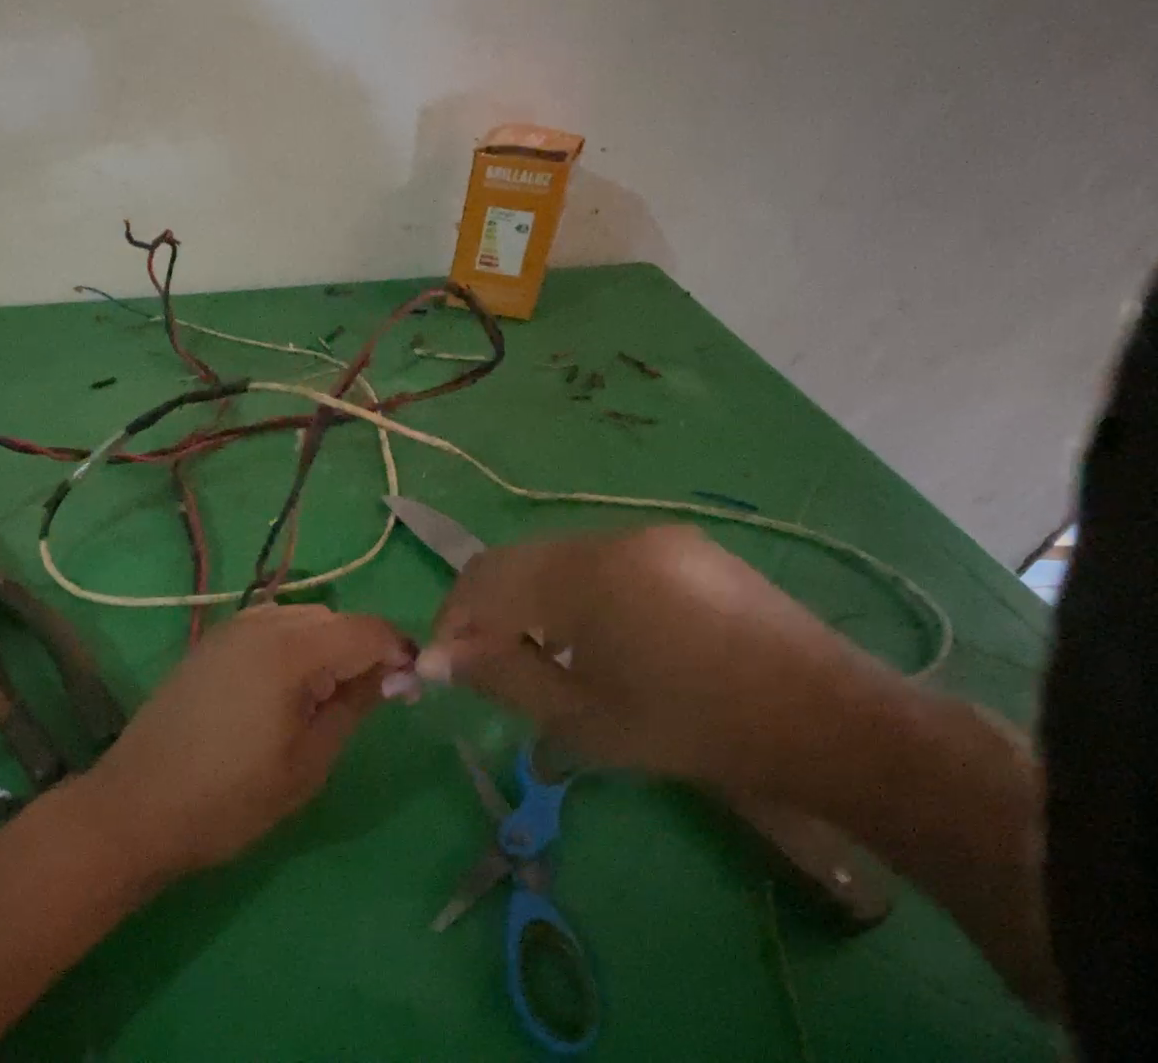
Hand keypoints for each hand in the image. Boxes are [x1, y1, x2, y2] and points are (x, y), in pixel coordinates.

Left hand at [75, 604, 412, 878]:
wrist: (137, 806)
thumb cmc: (229, 798)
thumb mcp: (307, 763)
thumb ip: (353, 707)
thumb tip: (391, 674)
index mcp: (290, 648)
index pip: (367, 629)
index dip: (399, 653)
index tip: (414, 688)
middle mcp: (260, 623)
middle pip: (334, 619)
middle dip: (363, 649)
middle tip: (373, 701)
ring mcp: (229, 630)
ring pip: (302, 619)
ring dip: (328, 647)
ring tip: (328, 700)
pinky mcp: (210, 645)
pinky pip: (269, 628)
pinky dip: (294, 647)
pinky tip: (288, 691)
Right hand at [416, 525, 903, 792]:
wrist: (831, 722)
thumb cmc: (694, 730)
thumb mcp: (583, 718)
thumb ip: (501, 677)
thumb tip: (435, 658)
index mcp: (586, 576)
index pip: (482, 581)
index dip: (451, 623)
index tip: (443, 668)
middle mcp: (613, 538)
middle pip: (514, 562)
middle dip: (484, 611)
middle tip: (484, 667)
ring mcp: (653, 537)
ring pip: (554, 559)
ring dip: (527, 602)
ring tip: (539, 658)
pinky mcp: (683, 546)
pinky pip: (599, 561)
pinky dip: (571, 594)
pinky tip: (594, 639)